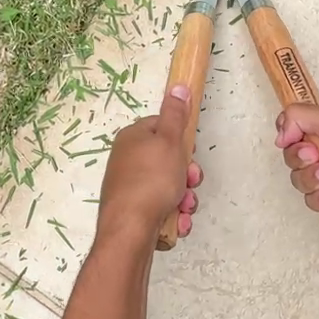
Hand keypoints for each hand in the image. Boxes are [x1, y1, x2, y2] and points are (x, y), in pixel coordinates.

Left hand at [97, 84, 202, 250]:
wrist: (130, 230)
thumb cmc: (151, 181)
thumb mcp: (169, 140)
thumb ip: (175, 114)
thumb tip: (177, 87)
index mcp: (132, 138)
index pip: (161, 128)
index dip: (180, 140)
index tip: (190, 152)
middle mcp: (128, 160)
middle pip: (168, 160)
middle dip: (186, 175)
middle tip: (190, 183)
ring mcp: (130, 187)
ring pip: (168, 187)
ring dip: (184, 198)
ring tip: (184, 208)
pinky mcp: (133, 210)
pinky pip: (161, 207)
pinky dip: (173, 215)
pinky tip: (177, 222)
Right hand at [275, 104, 318, 230]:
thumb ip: (300, 116)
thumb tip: (280, 135)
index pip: (295, 125)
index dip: (289, 132)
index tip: (292, 136)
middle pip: (292, 153)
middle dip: (301, 158)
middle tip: (318, 157)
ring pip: (299, 179)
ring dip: (313, 180)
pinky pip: (312, 201)